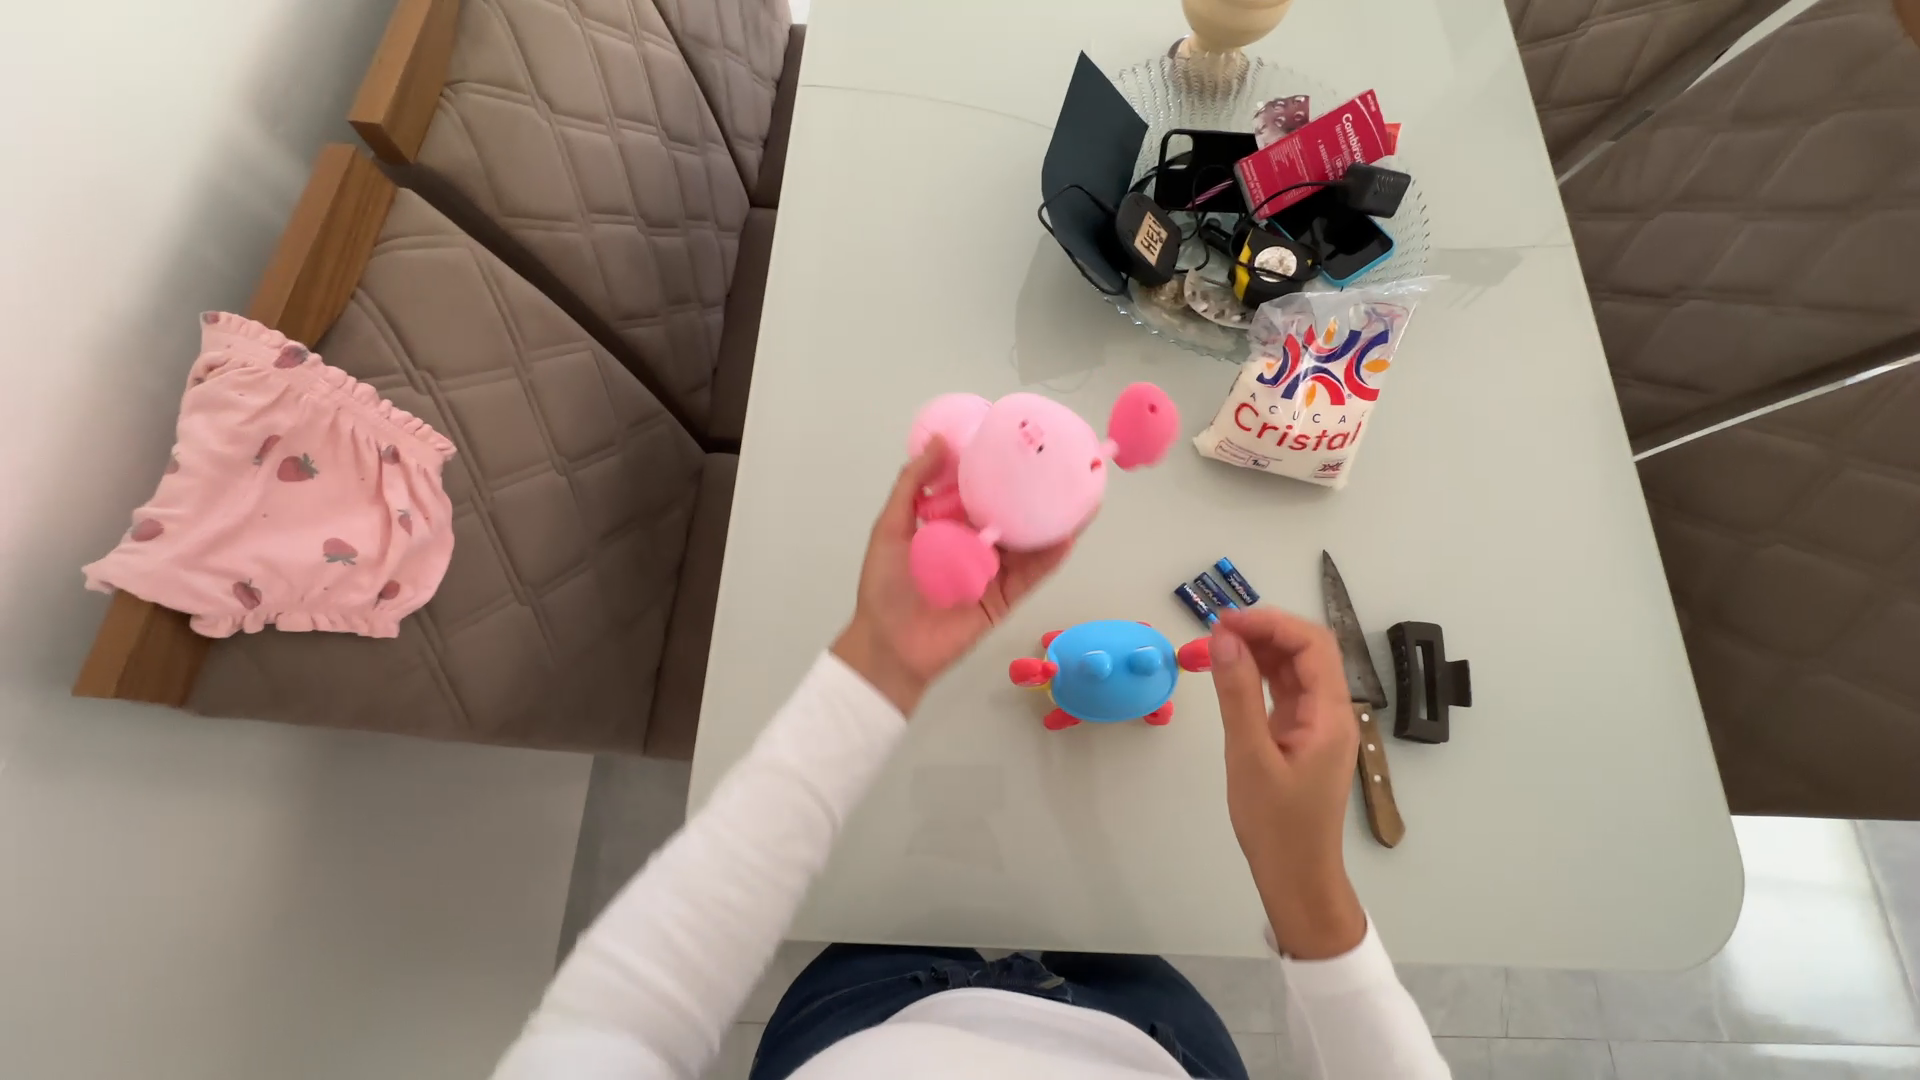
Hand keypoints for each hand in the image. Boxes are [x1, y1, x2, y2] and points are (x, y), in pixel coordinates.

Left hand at [831, 438, 1073, 715]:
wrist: (889, 645)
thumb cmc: (885, 586)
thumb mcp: (890, 527)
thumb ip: (912, 484)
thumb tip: (939, 441)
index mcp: (948, 526)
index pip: (978, 491)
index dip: (996, 469)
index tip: (1017, 441)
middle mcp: (975, 545)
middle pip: (1010, 515)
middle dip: (1033, 492)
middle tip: (1059, 462)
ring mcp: (993, 572)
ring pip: (1028, 543)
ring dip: (1051, 522)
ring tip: (1078, 495)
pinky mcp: (1005, 598)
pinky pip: (1031, 575)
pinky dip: (1049, 557)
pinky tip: (1067, 535)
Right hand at [1208, 607, 1367, 959]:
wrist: (1295, 876)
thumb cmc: (1275, 824)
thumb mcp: (1249, 755)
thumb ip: (1237, 693)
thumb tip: (1224, 639)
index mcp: (1330, 716)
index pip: (1312, 646)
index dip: (1271, 624)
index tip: (1226, 623)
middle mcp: (1330, 712)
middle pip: (1305, 651)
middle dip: (1264, 630)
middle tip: (1216, 631)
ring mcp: (1315, 723)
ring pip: (1292, 668)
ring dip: (1259, 648)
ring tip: (1217, 643)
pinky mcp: (1298, 734)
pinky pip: (1282, 689)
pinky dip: (1257, 672)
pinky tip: (1231, 669)